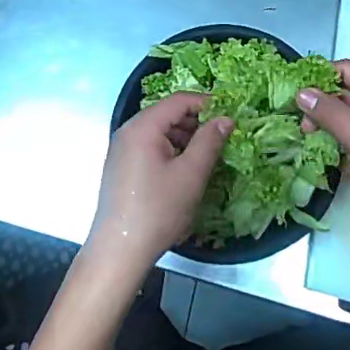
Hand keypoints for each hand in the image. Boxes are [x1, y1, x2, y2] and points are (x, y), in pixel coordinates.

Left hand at [87, 93, 230, 269]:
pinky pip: (149, 145)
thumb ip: (209, 141)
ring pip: (158, 130)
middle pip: (166, 113)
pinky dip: (169, 149)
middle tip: (221, 137)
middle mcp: (127, 130)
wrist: (120, 248)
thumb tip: (225, 119)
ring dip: (183, 137)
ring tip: (205, 155)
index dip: (206, 103)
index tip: (230, 115)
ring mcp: (121, 148)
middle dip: (195, 121)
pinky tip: (183, 169)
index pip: (178, 100)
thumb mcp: (191, 174)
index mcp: (142, 126)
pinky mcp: (121, 165)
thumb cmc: (157, 210)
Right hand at [297, 61, 349, 238]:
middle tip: (305, 129)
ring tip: (315, 145)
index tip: (296, 97)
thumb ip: (328, 112)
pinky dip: (345, 145)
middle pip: (347, 94)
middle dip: (323, 107)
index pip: (346, 70)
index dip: (319, 79)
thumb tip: (302, 92)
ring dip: (332, 128)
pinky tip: (334, 162)